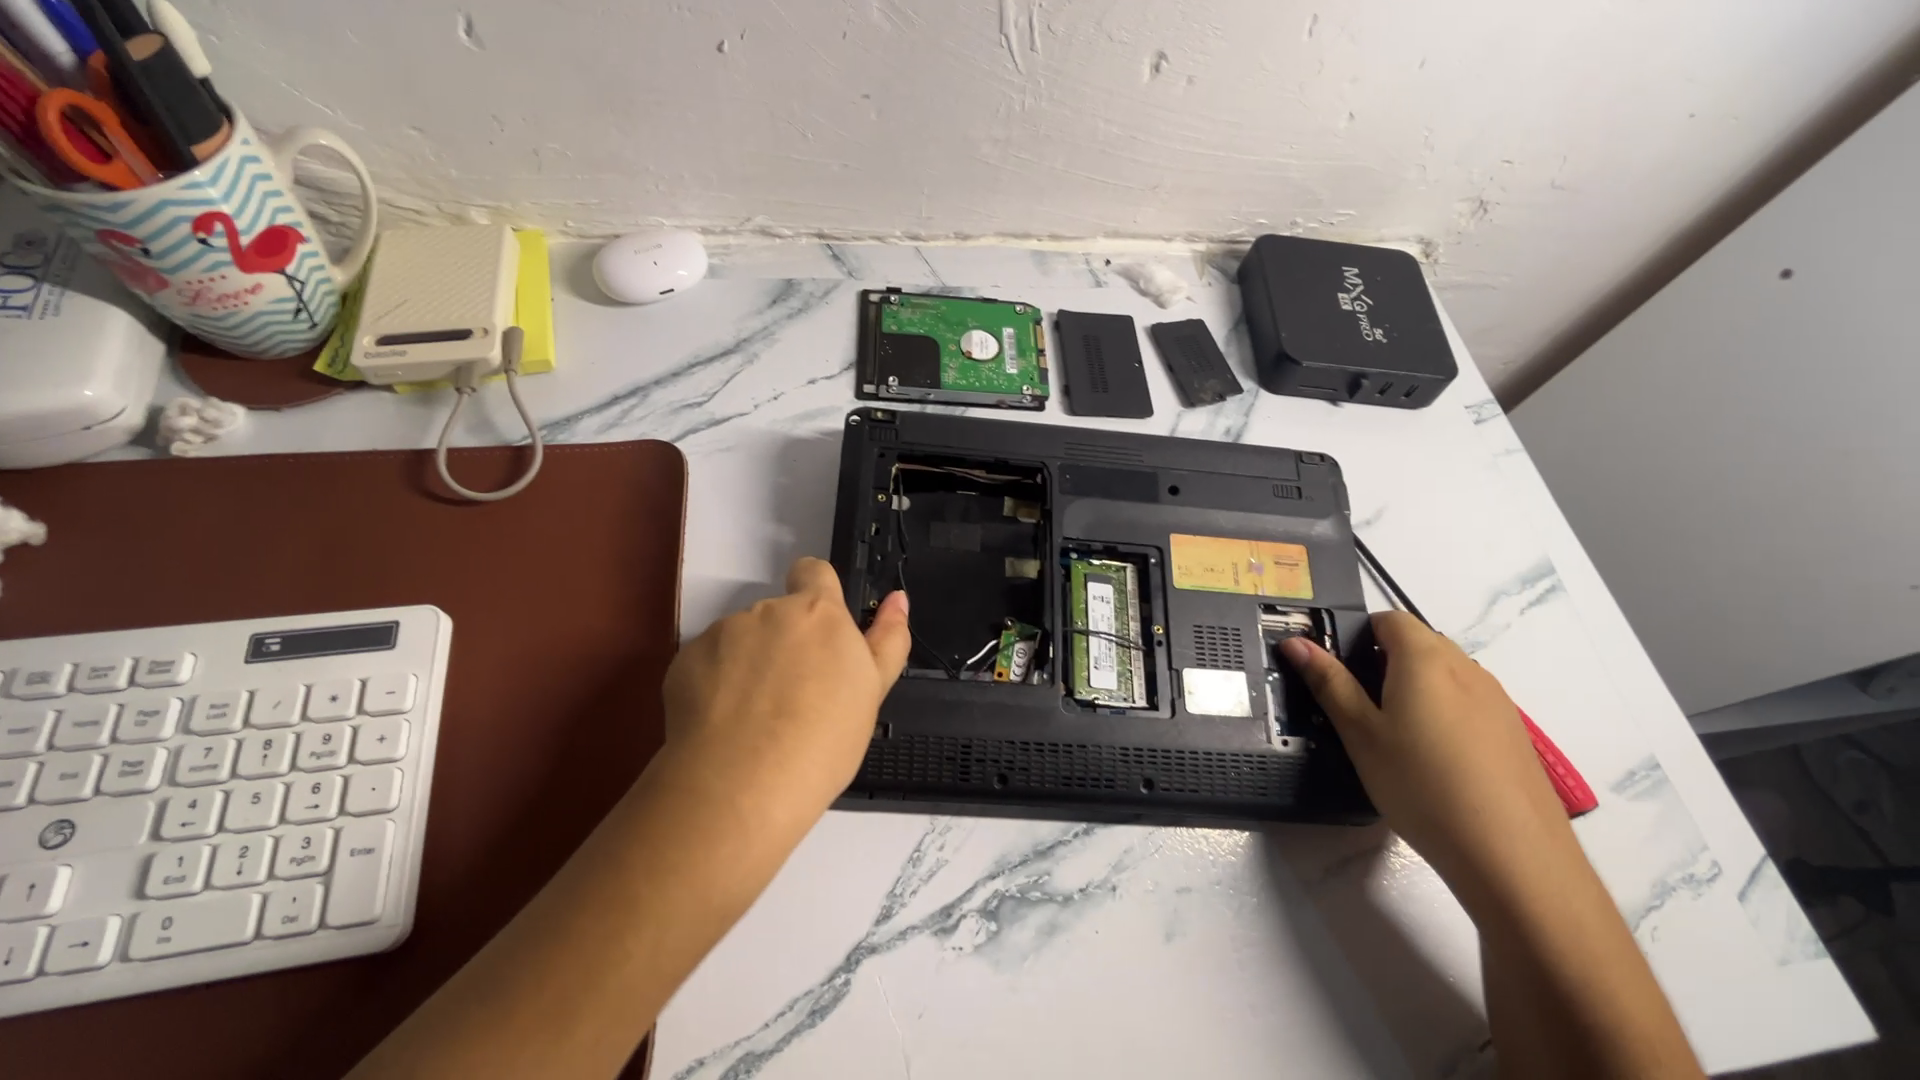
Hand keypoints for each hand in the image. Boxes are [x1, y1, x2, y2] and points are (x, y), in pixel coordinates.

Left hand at [661, 557, 910, 819]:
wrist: (740, 786)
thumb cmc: (821, 743)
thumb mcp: (872, 692)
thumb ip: (887, 639)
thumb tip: (898, 599)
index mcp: (819, 613)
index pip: (814, 571)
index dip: (817, 592)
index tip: (819, 631)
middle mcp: (768, 612)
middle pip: (778, 615)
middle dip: (785, 644)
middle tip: (795, 697)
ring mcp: (722, 634)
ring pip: (741, 641)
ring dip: (750, 665)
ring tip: (758, 719)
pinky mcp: (686, 661)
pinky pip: (707, 664)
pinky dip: (716, 686)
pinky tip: (726, 726)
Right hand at [1279, 613, 1576, 912]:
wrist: (1511, 852)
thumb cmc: (1421, 784)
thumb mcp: (1361, 734)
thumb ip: (1330, 683)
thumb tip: (1297, 643)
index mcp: (1426, 658)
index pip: (1388, 619)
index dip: (1356, 636)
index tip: (1336, 675)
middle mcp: (1466, 667)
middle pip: (1418, 644)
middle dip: (1382, 663)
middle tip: (1356, 710)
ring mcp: (1496, 700)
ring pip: (1444, 675)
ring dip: (1413, 690)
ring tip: (1393, 739)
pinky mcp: (1512, 732)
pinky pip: (1466, 704)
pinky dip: (1442, 715)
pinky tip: (1433, 762)